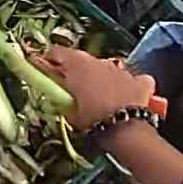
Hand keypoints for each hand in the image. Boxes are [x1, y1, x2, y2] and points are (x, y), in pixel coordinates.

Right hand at [31, 46, 155, 132]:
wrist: (126, 131)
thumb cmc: (90, 118)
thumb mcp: (67, 108)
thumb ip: (59, 92)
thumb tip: (53, 86)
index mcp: (76, 62)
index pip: (55, 52)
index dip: (48, 61)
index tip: (44, 70)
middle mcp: (98, 60)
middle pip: (81, 61)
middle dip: (75, 72)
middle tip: (71, 89)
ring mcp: (120, 69)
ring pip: (105, 69)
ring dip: (100, 78)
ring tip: (99, 97)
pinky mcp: (138, 81)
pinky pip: (132, 79)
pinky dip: (128, 85)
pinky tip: (126, 95)